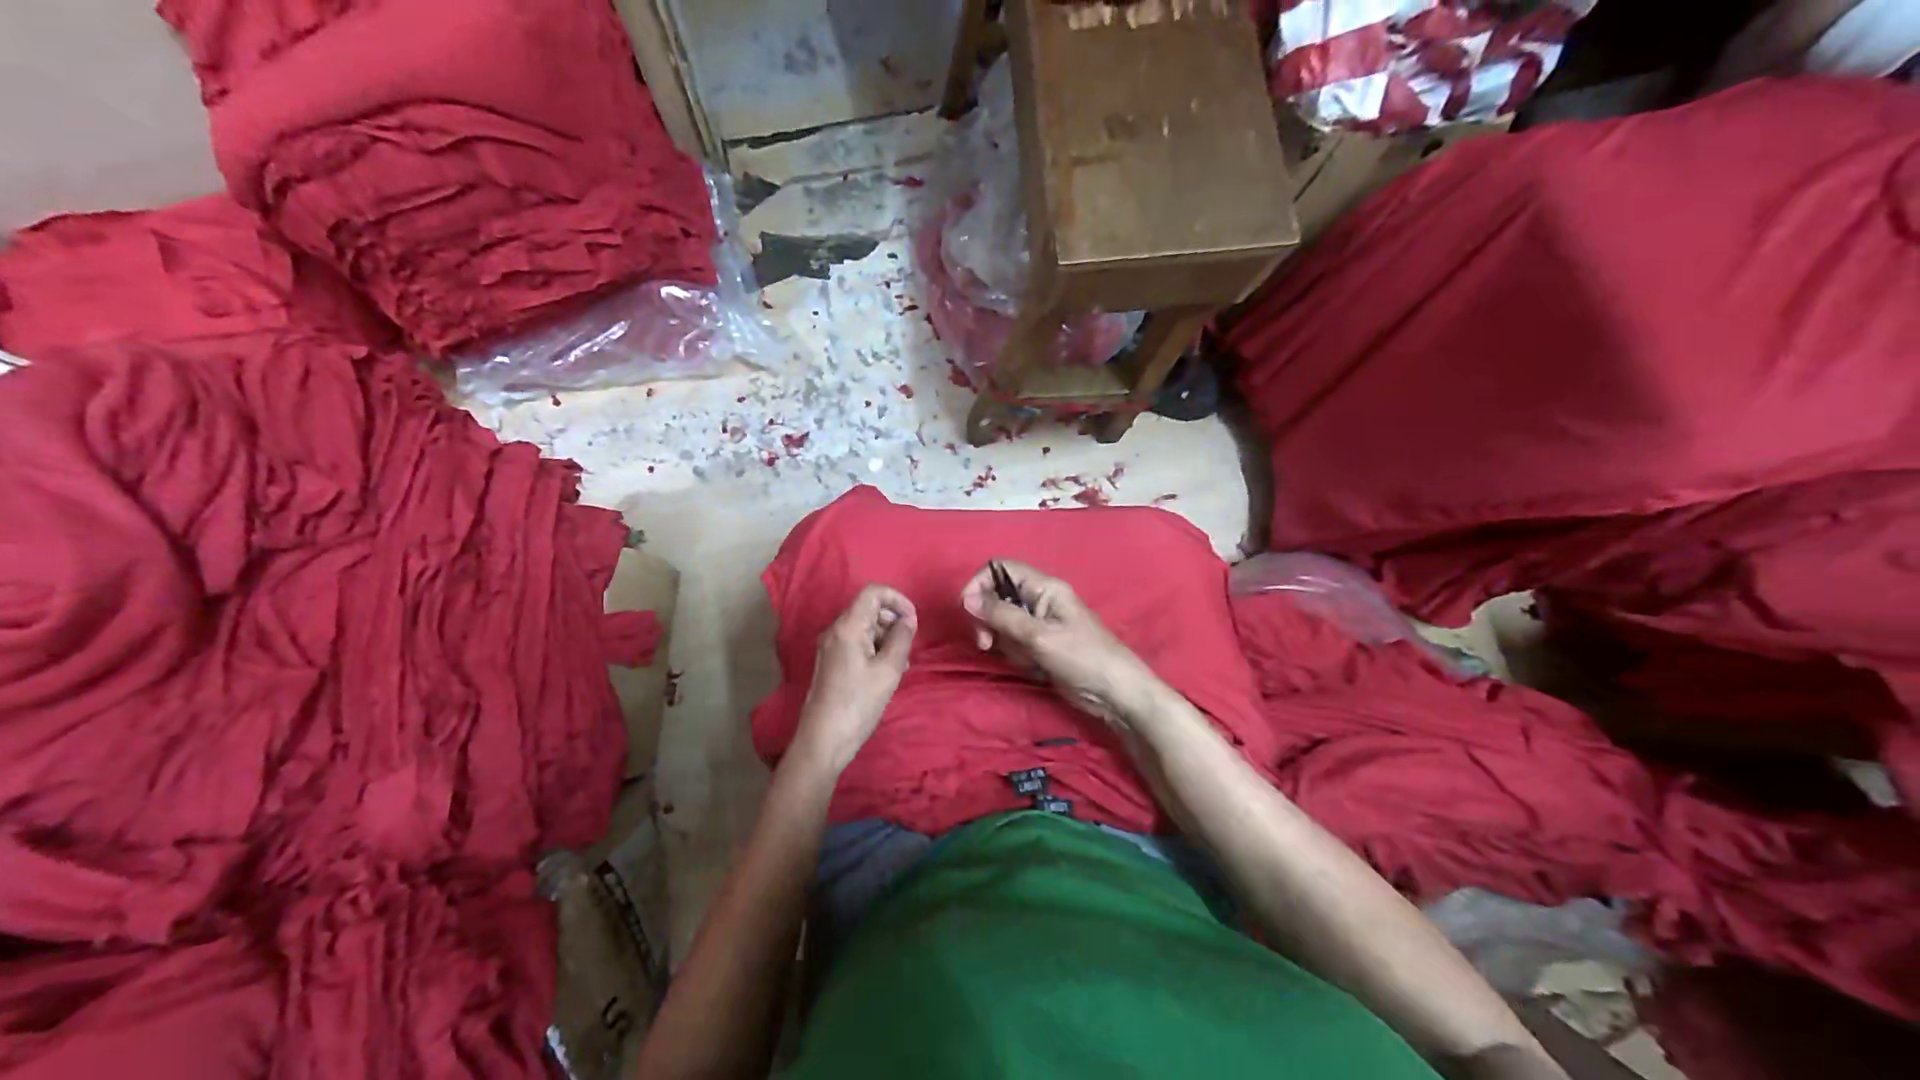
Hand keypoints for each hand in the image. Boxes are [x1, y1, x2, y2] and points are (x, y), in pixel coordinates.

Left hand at [792, 584, 917, 771]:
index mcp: (847, 626)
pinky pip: (856, 643)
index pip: (873, 592)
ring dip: (885, 637)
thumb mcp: (889, 670)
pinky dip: (874, 649)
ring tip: (900, 665)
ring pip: (863, 627)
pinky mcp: (829, 662)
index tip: (913, 621)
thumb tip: (907, 619)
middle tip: (909, 648)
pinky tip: (885, 673)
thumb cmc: (858, 704)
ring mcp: (829, 646)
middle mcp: (834, 630)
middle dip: (893, 621)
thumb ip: (901, 638)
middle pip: (868, 609)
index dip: (897, 599)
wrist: (822, 740)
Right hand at [960, 560, 1161, 727]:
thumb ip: (1002, 615)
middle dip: (988, 621)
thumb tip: (967, 598)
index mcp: (1045, 587)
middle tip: (986, 644)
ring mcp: (1041, 624)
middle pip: (997, 598)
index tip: (968, 611)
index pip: (1001, 569)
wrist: (1116, 693)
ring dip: (1006, 644)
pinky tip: (1034, 669)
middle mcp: (1041, 600)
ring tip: (1028, 660)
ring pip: (1003, 625)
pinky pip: (1015, 644)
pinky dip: (1018, 656)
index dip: (980, 585)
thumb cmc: (1083, 658)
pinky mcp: (1042, 646)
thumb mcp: (1039, 636)